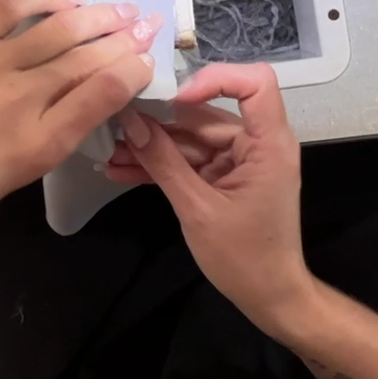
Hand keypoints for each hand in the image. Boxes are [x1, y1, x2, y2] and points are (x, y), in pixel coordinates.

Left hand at [0, 0, 160, 235]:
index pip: (103, 91)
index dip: (134, 69)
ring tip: (120, 10)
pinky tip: (64, 0)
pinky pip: (8, 9)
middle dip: (125, 38)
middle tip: (148, 25)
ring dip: (95, 16)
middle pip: (86, 55)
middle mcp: (18, 96)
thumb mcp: (33, 166)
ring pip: (56, 29)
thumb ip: (75, 124)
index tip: (150, 58)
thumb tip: (109, 85)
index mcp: (41, 139)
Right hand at [113, 63, 313, 332]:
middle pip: (204, 113)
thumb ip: (164, 163)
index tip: (173, 99)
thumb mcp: (197, 209)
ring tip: (107, 150)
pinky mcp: (220, 177)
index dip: (215, 79)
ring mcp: (235, 160)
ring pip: (188, 138)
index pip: (255, 84)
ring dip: (149, 145)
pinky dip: (158, 165)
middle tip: (113, 121)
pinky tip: (120, 168)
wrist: (270, 299)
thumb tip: (130, 123)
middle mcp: (255, 144)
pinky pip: (186, 160)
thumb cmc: (245, 257)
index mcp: (267, 144)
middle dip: (158, 119)